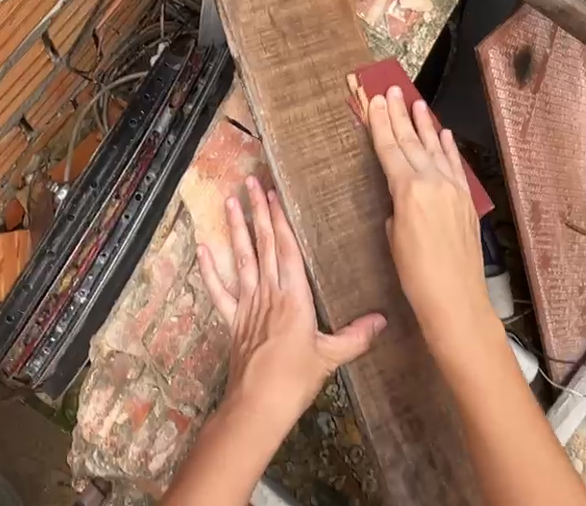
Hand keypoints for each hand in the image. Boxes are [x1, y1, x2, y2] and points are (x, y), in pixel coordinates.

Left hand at [196, 176, 386, 428]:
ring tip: (229, 201)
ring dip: (236, 229)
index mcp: (294, 297)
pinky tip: (203, 247)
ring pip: (242, 258)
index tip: (273, 194)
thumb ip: (356, 336)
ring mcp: (247, 304)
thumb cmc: (296, 380)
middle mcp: (269, 293)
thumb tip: (382, 319)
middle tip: (250, 183)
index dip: (279, 219)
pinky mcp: (232, 319)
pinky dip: (210, 268)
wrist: (258, 404)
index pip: (286, 249)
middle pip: (263, 244)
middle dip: (257, 212)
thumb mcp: (331, 357)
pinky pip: (219, 290)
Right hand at [366, 86, 489, 351]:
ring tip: (416, 102)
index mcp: (409, 190)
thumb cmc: (415, 275)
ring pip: (434, 148)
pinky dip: (448, 147)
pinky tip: (443, 133)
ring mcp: (452, 189)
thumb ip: (396, 207)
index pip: (390, 148)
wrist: (456, 300)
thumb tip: (401, 197)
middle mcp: (432, 182)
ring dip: (424, 124)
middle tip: (391, 90)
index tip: (376, 101)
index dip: (381, 123)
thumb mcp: (393, 237)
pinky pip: (454, 166)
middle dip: (400, 115)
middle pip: (411, 142)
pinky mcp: (465, 201)